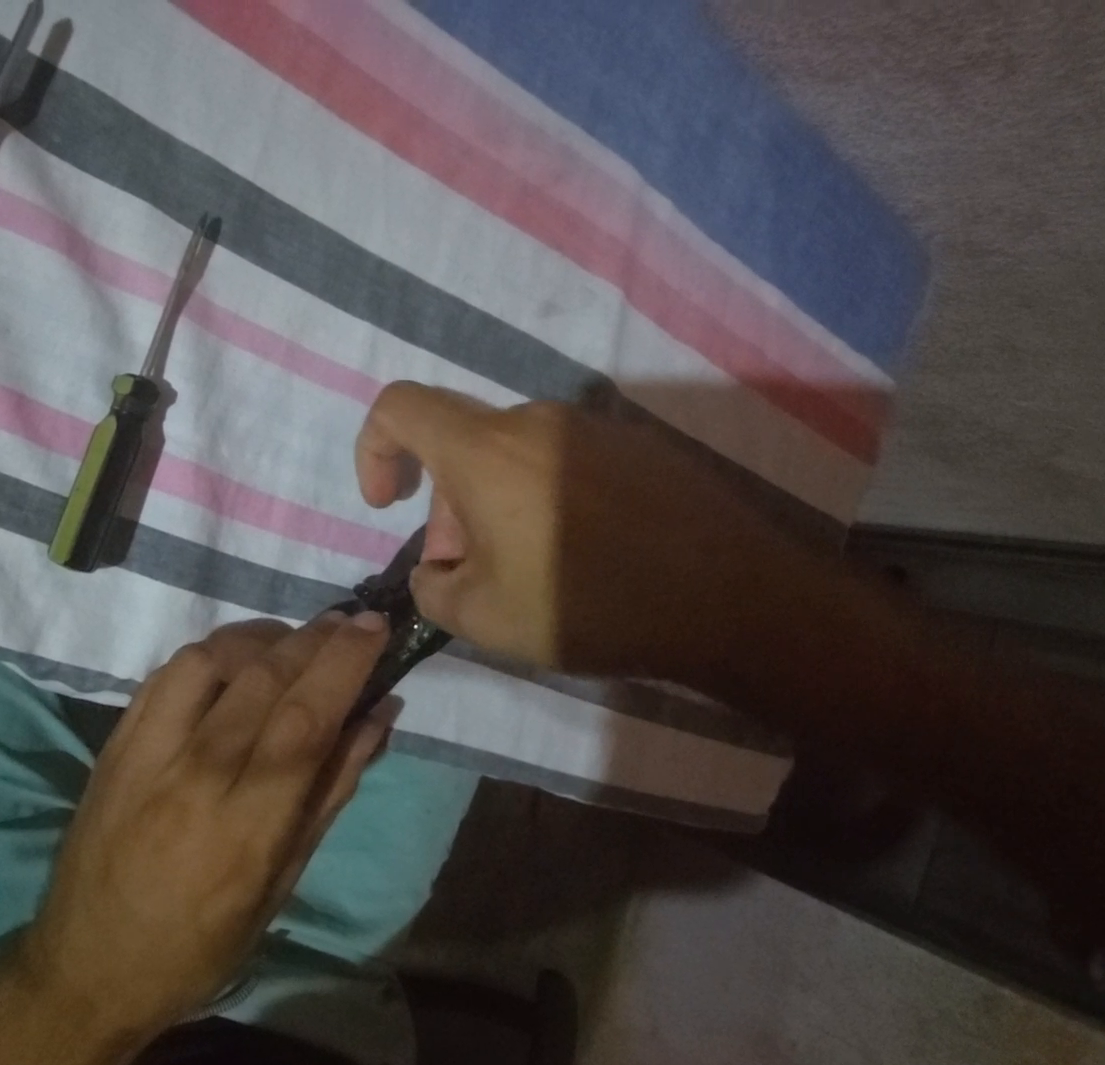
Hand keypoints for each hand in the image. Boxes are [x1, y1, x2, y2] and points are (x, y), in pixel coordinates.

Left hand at [16, 613, 394, 1037]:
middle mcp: (195, 776)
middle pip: (264, 679)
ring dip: (263, 637)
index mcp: (245, 828)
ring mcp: (146, 752)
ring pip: (211, 660)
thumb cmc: (203, 942)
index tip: (376, 627)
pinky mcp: (115, 741)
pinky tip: (237, 659)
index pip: (306, 719)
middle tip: (351, 620)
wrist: (88, 965)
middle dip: (317, 638)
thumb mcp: (283, 881)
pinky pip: (167, 673)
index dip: (346, 663)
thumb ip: (332, 789)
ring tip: (295, 641)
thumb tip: (378, 715)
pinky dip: (213, 651)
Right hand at [354, 381, 807, 681]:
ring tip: (530, 573)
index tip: (388, 504)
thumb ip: (430, 587)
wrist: (731, 601)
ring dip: (497, 507)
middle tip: (471, 571)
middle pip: (461, 443)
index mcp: (485, 450)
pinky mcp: (638, 446)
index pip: (400, 406)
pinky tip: (584, 556)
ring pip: (513, 456)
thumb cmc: (587, 605)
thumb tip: (437, 569)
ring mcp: (594, 428)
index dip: (373, 448)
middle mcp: (535, 421)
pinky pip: (564, 462)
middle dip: (446, 506)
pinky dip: (545, 500)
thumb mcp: (482, 618)